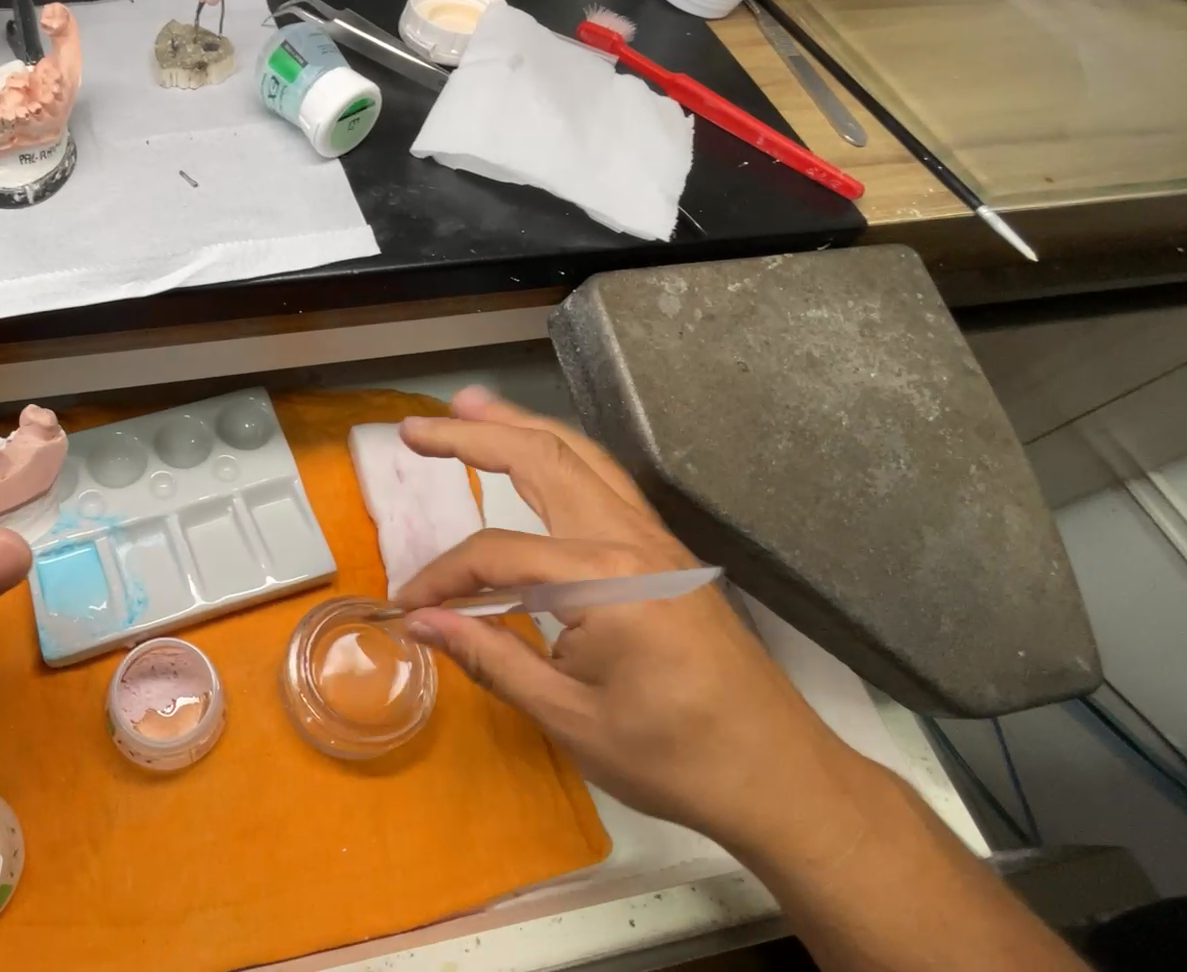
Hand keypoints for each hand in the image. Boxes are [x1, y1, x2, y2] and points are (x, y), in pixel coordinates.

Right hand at [395, 387, 863, 852]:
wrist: (781, 778)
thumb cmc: (672, 757)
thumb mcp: (567, 716)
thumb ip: (488, 656)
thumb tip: (419, 621)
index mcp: (606, 579)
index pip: (495, 554)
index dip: (441, 576)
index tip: (406, 605)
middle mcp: (631, 540)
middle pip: (543, 460)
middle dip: (474, 435)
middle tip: (416, 429)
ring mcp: (655, 539)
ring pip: (580, 457)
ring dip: (521, 428)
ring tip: (471, 407)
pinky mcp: (664, 553)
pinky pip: (602, 482)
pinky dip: (557, 456)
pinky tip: (534, 459)